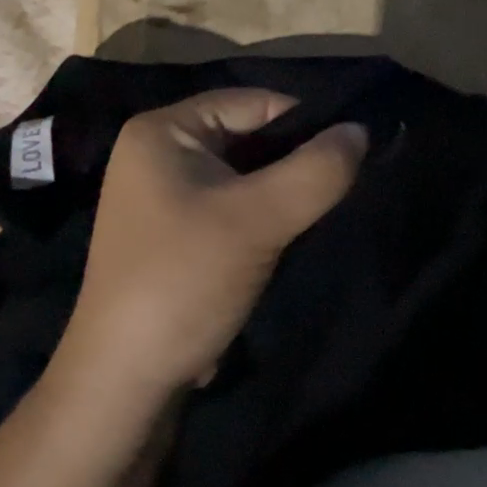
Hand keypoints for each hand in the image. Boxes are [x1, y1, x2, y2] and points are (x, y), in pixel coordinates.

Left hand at [68, 89, 367, 390]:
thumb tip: (361, 129)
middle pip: (248, 138)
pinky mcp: (172, 234)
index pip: (252, 103)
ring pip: (244, 175)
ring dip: (282, 193)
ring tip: (322, 213)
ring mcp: (161, 196)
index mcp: (161, 130)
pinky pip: (231, 206)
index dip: (305, 122)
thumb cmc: (185, 281)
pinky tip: (292, 238)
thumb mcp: (259, 219)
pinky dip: (263, 217)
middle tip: (342, 188)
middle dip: (295, 161)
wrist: (125, 383)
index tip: (351, 153)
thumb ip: (317, 170)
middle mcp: (156, 153)